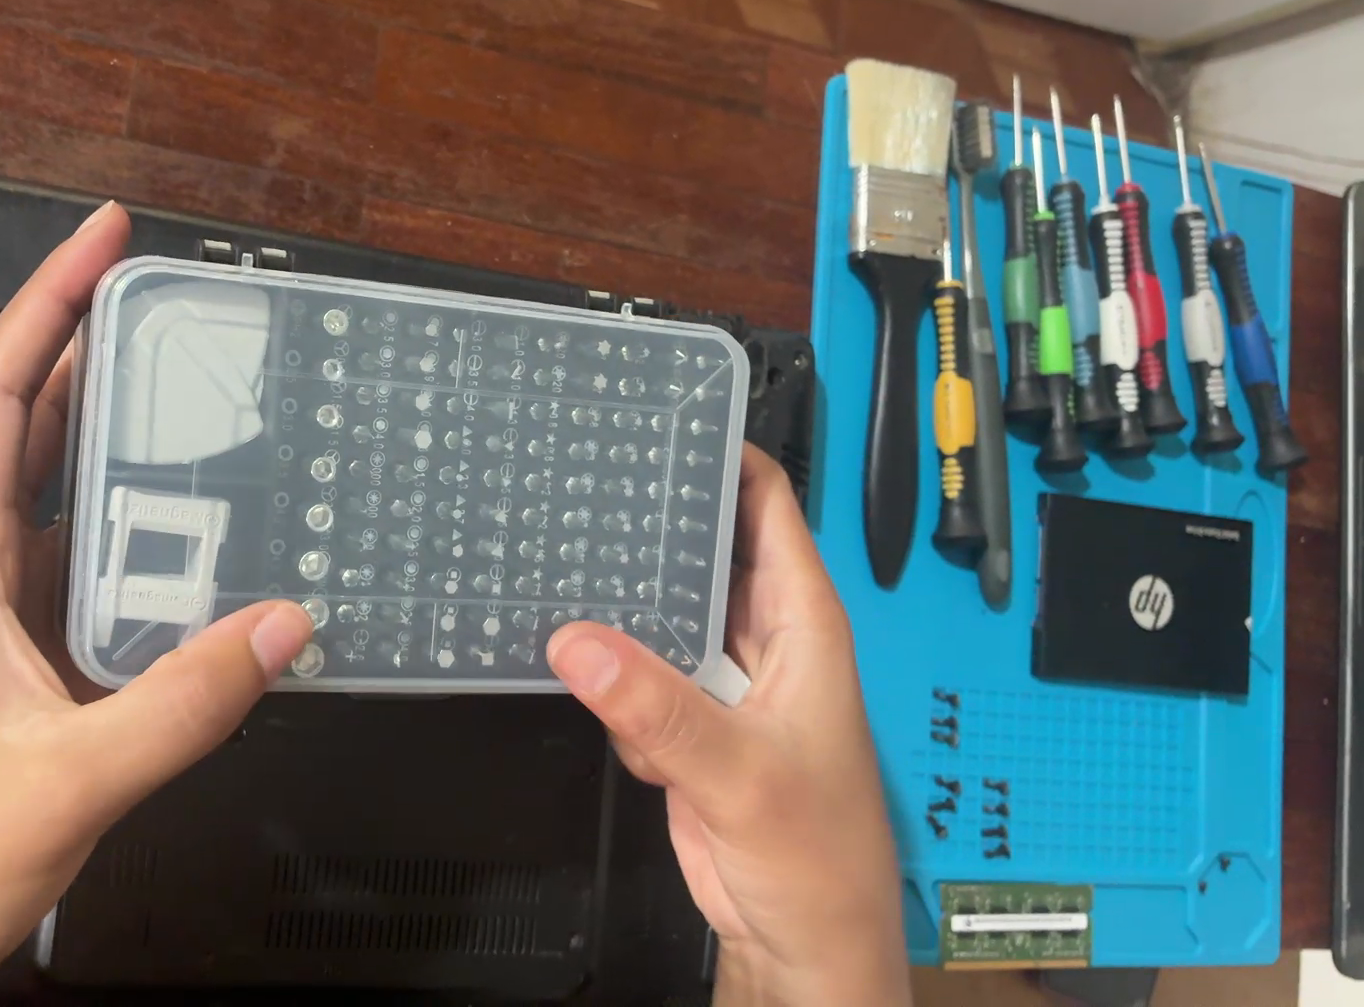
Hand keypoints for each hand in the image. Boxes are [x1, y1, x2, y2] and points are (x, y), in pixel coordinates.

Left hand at [0, 203, 312, 1005]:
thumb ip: (186, 701)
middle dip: (81, 340)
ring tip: (183, 383)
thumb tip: (288, 622)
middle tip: (162, 301)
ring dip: (106, 420)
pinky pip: (84, 545)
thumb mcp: (77, 777)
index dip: (44, 306)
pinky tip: (189, 514)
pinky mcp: (30, 642)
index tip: (103, 241)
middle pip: (22, 419)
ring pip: (53, 481)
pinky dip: (131, 509)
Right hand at [547, 445, 906, 1006]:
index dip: (725, 455)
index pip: (766, 507)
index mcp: (798, 619)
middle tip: (579, 480)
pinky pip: (634, 661)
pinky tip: (572, 659)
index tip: (660, 421)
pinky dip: (608, 663)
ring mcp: (714, 672)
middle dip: (653, 517)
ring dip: (619, 592)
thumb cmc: (810, 851)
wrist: (795, 941)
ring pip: (661, 603)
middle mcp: (757, 632)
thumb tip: (571, 638)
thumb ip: (659, 707)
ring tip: (554, 553)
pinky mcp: (680, 712)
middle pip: (704, 546)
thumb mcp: (740, 772)